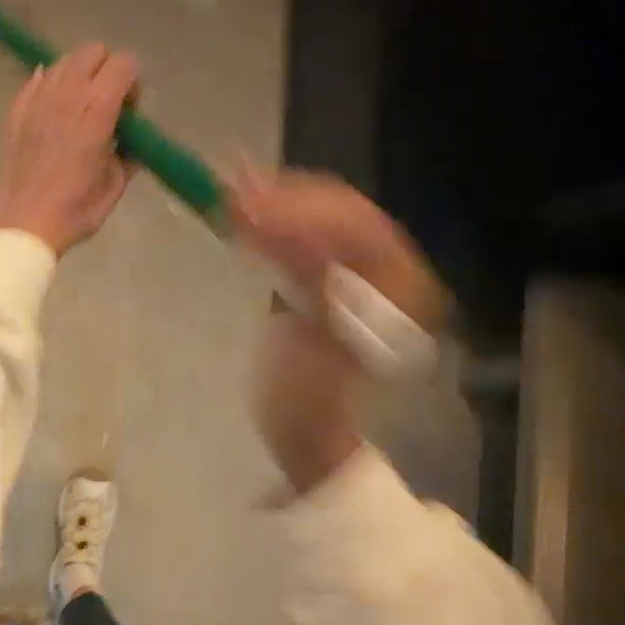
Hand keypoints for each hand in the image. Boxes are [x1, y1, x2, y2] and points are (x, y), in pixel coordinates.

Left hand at [0, 44, 138, 254]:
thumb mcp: (114, 187)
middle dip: (105, 70)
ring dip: (76, 77)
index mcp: (97, 109)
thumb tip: (131, 142)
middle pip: (93, 51)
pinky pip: (35, 81)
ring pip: (63, 62)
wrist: (22, 226)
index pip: (124, 63)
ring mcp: (36, 99)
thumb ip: (128, 155)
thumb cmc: (72, 212)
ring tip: (75, 109)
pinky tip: (50, 112)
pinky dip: (48, 88)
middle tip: (103, 104)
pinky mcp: (14, 110)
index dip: (132, 83)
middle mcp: (67, 93)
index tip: (128, 111)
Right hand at [226, 163, 448, 491]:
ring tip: (229, 188)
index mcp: (395, 298)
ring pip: (322, 219)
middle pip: (342, 216)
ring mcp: (357, 272)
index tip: (254, 212)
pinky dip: (273, 218)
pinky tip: (240, 206)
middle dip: (289, 200)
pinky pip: (305, 234)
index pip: (359, 235)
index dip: (308, 216)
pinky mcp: (328, 276)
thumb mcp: (315, 391)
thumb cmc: (310, 420)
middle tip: (232, 191)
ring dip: (277, 201)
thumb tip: (327, 282)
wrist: (308, 436)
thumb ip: (325, 344)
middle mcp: (387, 275)